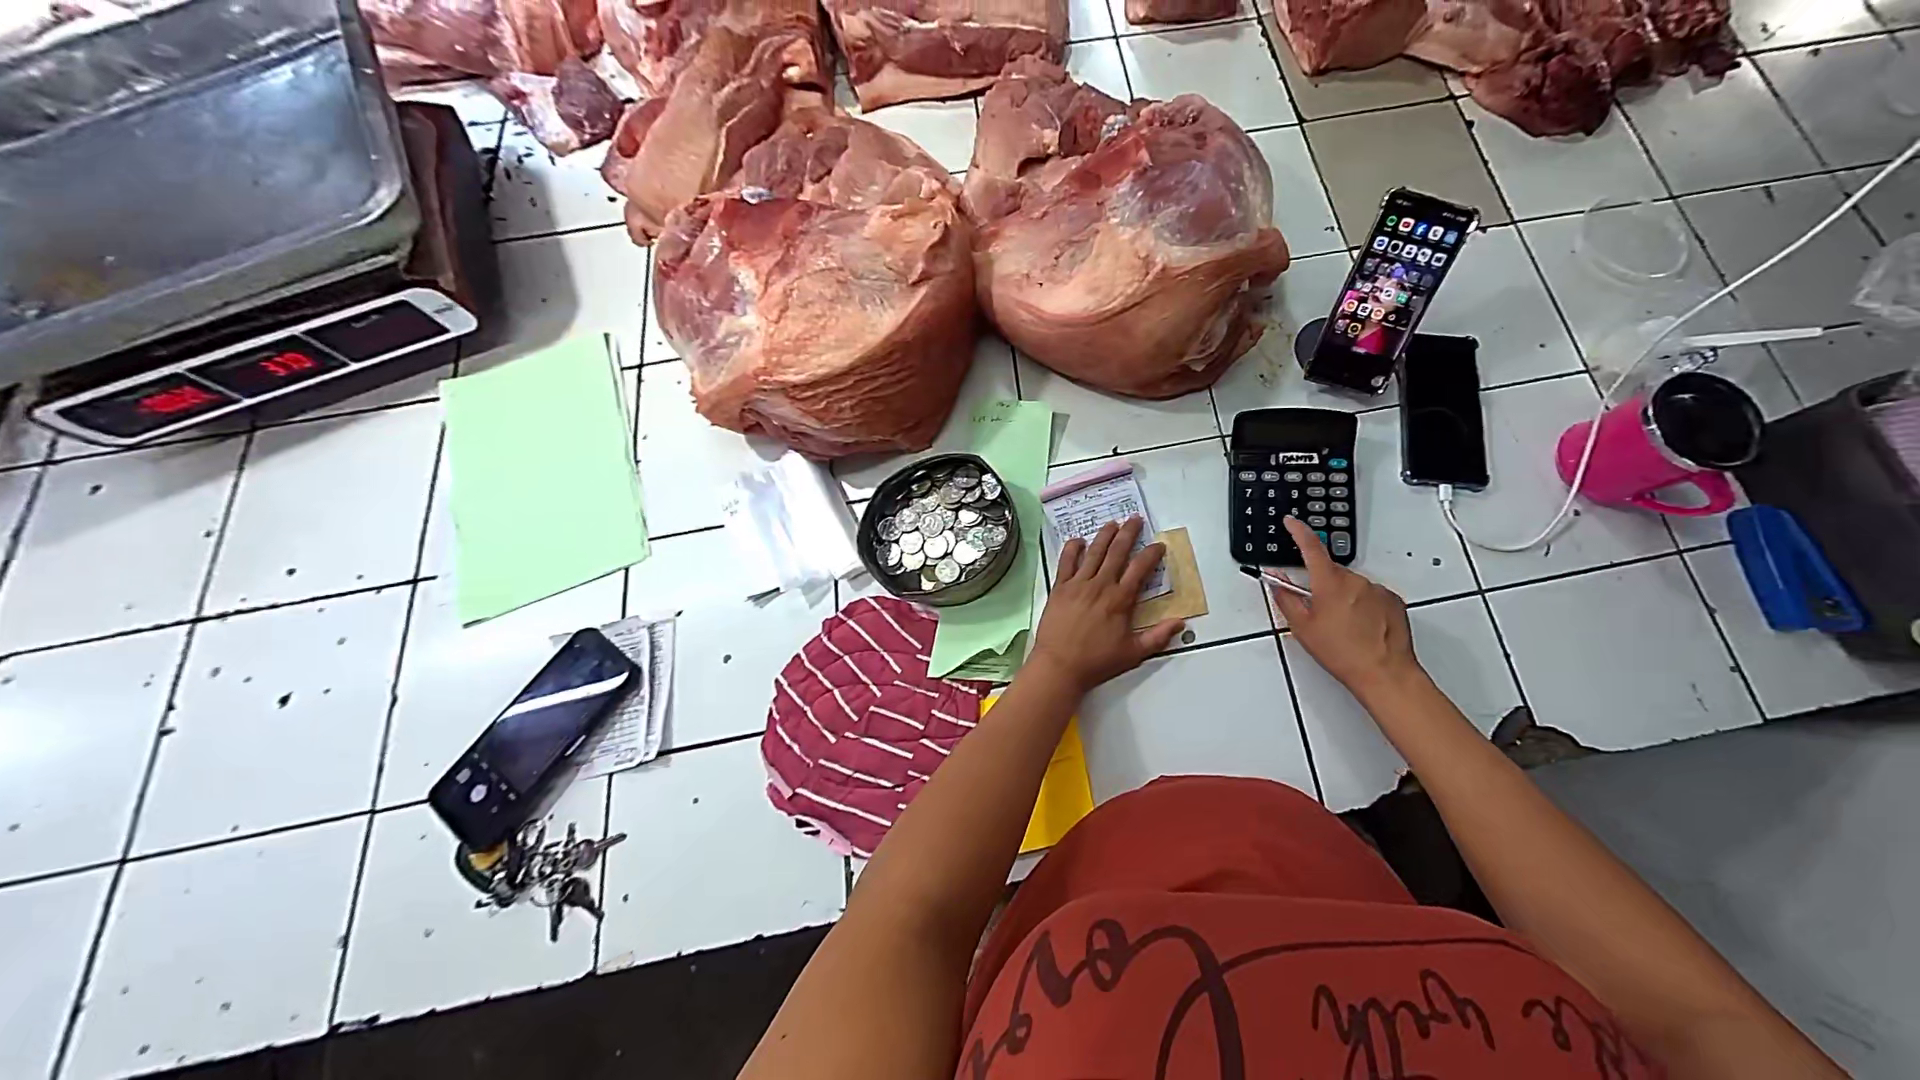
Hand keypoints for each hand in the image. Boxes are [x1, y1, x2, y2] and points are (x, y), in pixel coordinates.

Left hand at [1029, 517, 1185, 694]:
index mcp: (1120, 600)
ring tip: (1112, 523)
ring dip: (1104, 536)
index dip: (1151, 554)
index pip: (1140, 569)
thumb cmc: (1097, 661)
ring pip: (1093, 553)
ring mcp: (1078, 585)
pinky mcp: (1059, 588)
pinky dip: (1072, 549)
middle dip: (1128, 534)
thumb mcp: (1134, 653)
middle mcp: (1100, 586)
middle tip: (1135, 520)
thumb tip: (1180, 623)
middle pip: (1117, 552)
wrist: (1059, 665)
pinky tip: (1077, 540)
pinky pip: (1066, 562)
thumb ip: (1158, 636)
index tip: (1158, 545)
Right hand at [1269, 517, 1423, 700]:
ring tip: (1341, 626)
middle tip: (1316, 610)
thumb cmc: (1343, 654)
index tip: (1292, 522)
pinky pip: (1370, 594)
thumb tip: (1276, 580)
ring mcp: (1376, 590)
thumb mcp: (1302, 626)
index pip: (1311, 547)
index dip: (1298, 531)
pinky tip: (1359, 626)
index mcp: (1330, 584)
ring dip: (1342, 597)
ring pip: (1350, 584)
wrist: (1384, 673)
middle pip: (1330, 571)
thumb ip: (1285, 597)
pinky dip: (1361, 604)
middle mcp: (1355, 581)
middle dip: (1320, 585)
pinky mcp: (1392, 601)